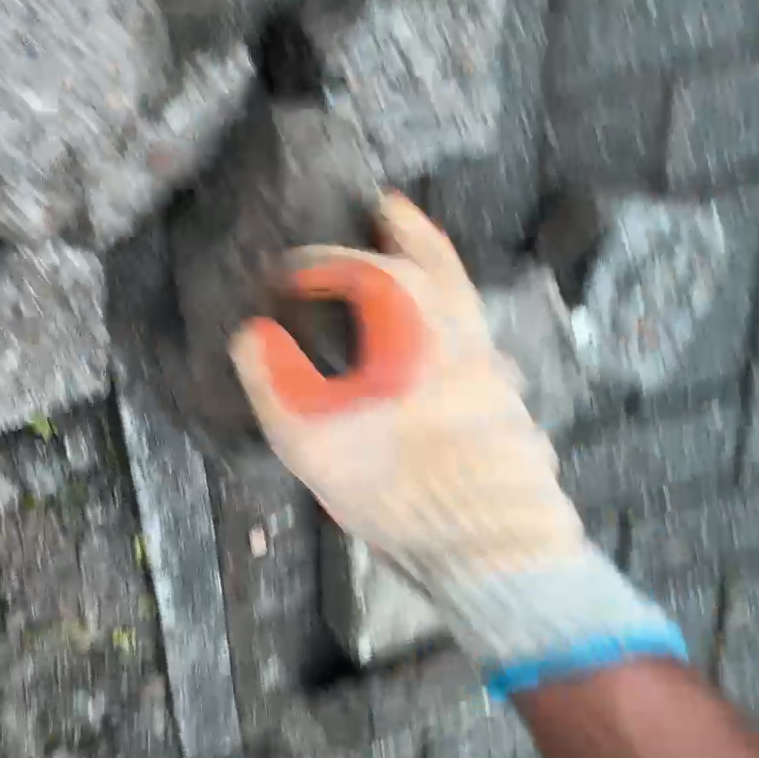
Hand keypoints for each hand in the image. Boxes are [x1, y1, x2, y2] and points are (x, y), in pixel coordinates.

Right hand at [229, 191, 586, 577]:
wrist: (488, 551)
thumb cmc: (389, 484)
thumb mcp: (306, 434)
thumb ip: (271, 375)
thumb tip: (253, 333)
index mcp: (411, 334)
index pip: (364, 273)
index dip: (320, 263)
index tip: (286, 273)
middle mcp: (460, 338)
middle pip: (438, 265)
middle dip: (408, 231)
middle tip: (385, 206)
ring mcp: (492, 370)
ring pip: (465, 303)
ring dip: (434, 275)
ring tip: (406, 265)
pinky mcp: (506, 403)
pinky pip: (474, 340)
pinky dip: (449, 320)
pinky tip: (431, 343)